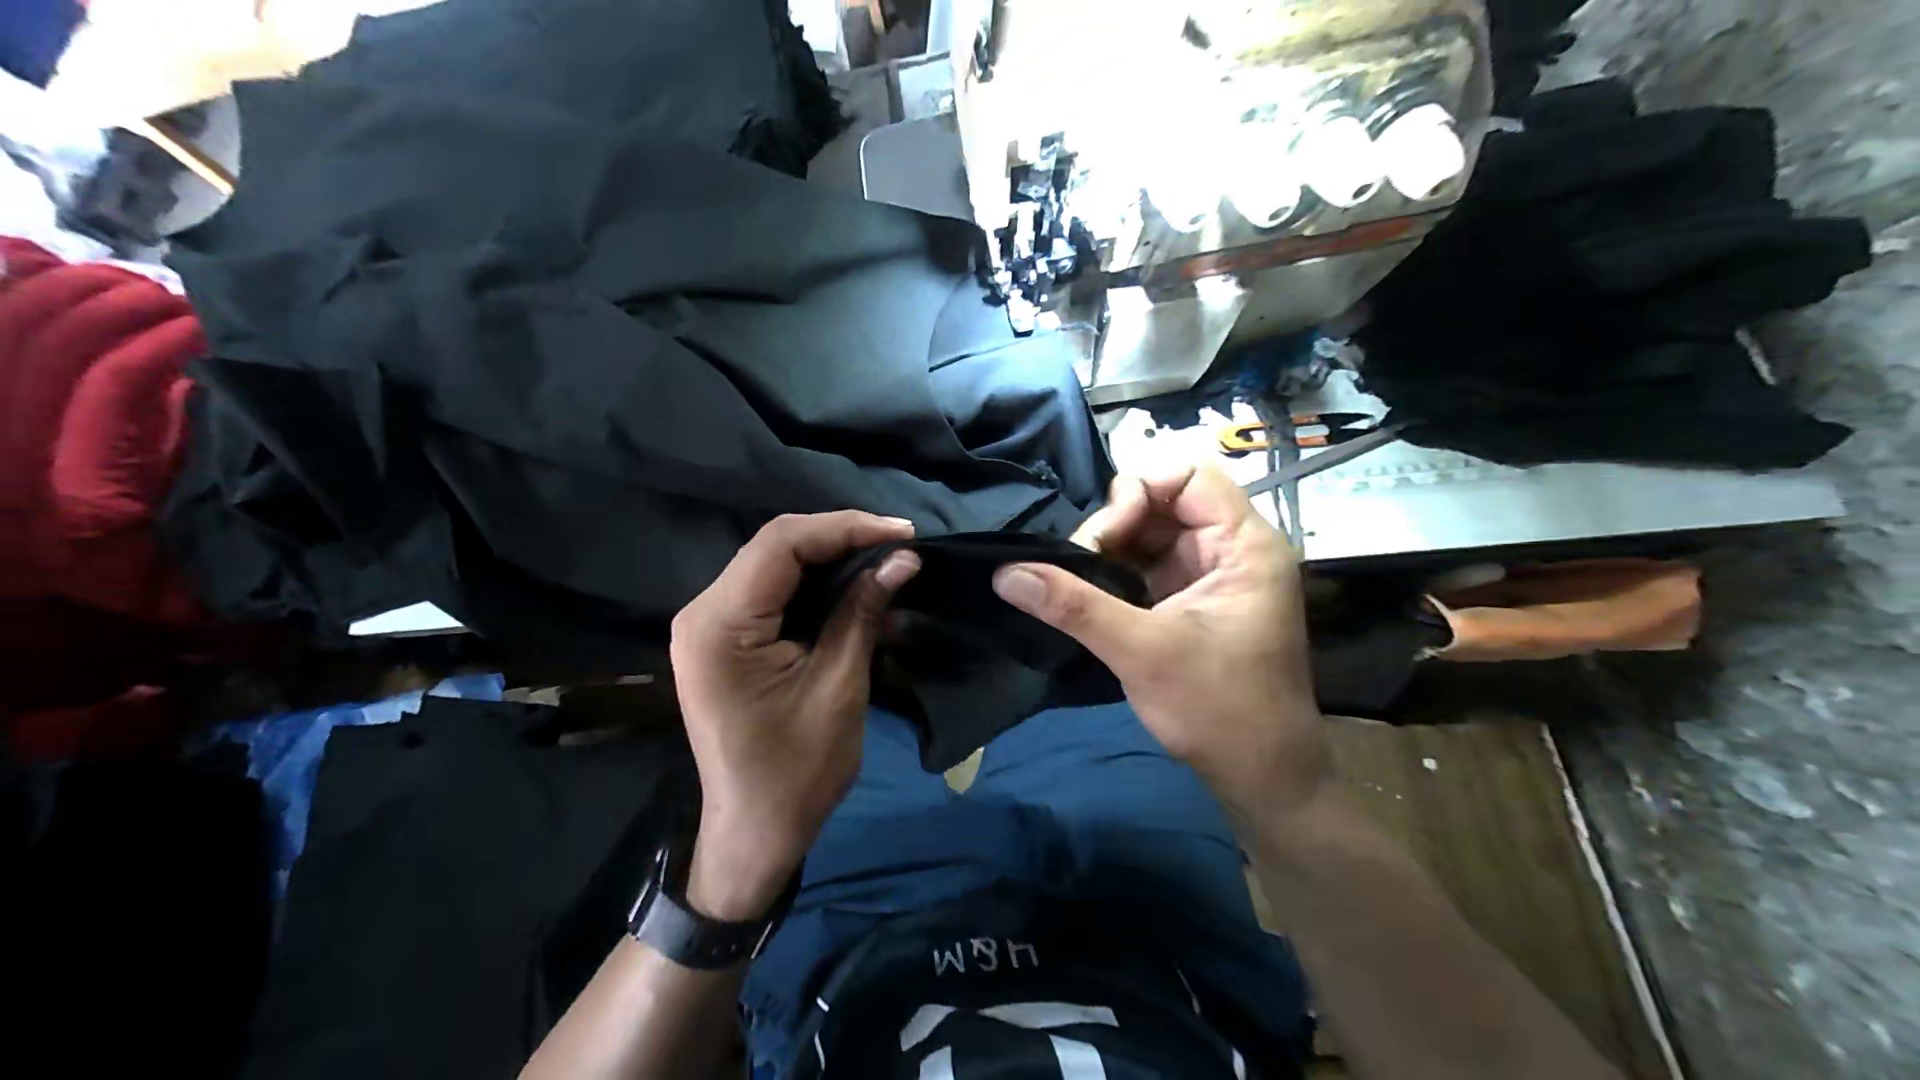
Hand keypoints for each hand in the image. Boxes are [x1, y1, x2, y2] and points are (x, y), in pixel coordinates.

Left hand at [669, 512, 919, 919]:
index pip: (781, 543)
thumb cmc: (796, 772)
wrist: (755, 833)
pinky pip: (776, 594)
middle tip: (901, 547)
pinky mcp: (728, 639)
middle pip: (777, 548)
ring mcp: (712, 625)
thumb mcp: (839, 686)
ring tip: (889, 563)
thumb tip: (903, 558)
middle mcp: (704, 613)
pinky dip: (820, 589)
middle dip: (843, 540)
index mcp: (719, 624)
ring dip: (835, 562)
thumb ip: (862, 612)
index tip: (903, 534)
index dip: (845, 528)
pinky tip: (860, 593)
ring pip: (779, 566)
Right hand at [991, 465, 1330, 816]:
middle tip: (1079, 568)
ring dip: (1110, 551)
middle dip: (1115, 526)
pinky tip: (1089, 594)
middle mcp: (1231, 549)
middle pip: (1163, 501)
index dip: (1139, 492)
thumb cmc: (1220, 710)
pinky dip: (1116, 574)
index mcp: (1244, 545)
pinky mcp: (1192, 600)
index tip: (1103, 540)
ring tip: (1077, 584)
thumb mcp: (1142, 652)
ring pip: (1150, 534)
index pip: (1189, 475)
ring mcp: (1211, 575)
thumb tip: (1005, 573)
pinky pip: (1148, 566)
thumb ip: (1074, 606)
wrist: (1262, 777)